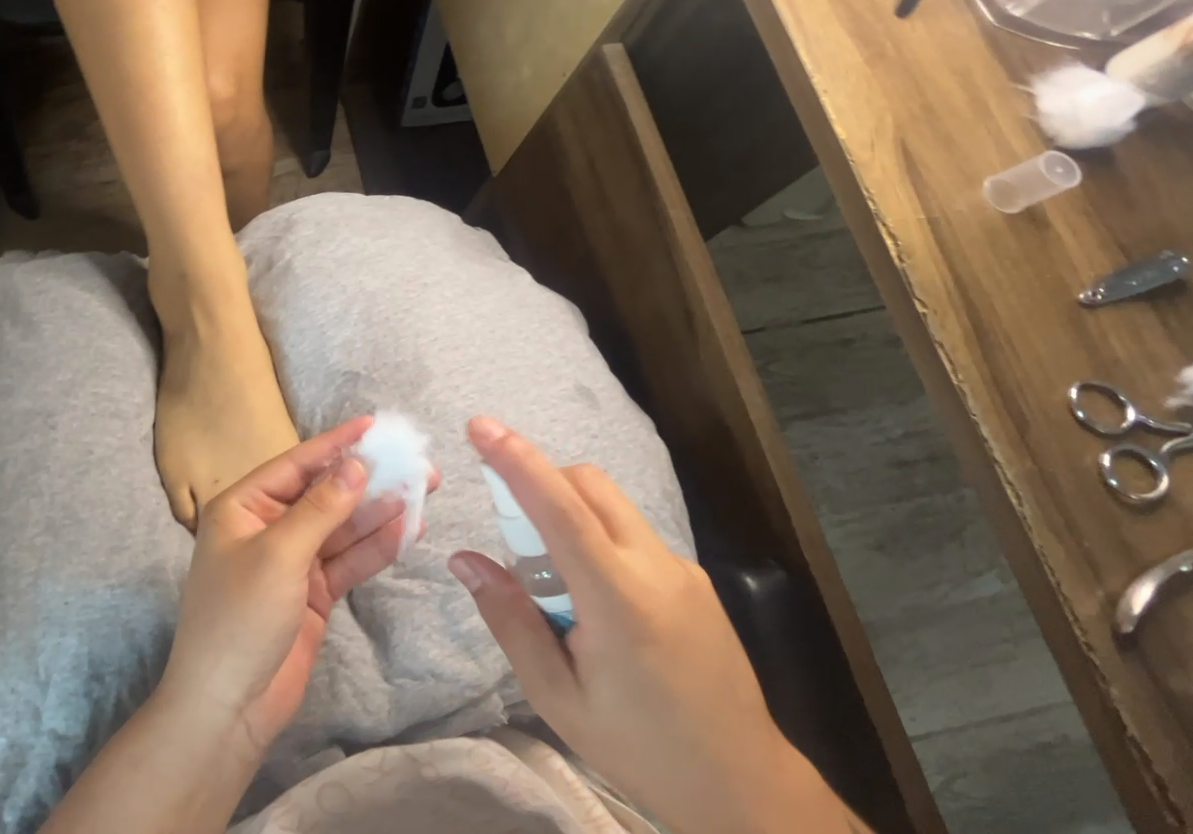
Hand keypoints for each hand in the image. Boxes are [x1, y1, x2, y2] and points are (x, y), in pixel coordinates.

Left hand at [158, 417, 437, 756]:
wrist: (228, 706)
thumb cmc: (240, 618)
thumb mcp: (279, 555)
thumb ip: (321, 508)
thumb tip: (356, 464)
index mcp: (242, 507)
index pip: (296, 465)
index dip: (337, 444)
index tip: (376, 426)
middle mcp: (267, 527)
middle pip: (325, 494)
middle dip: (369, 480)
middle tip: (419, 465)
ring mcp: (292, 561)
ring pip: (342, 527)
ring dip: (380, 512)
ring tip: (424, 491)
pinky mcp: (312, 593)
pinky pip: (348, 560)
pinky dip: (376, 547)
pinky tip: (409, 529)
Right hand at [448, 417, 859, 833]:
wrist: (743, 784)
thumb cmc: (639, 746)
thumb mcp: (557, 694)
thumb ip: (510, 619)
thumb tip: (465, 560)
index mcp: (619, 598)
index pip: (559, 508)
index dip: (516, 460)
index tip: (480, 425)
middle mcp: (656, 567)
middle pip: (589, 485)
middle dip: (540, 481)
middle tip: (509, 532)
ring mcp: (683, 570)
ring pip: (613, 506)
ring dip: (568, 514)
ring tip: (553, 588)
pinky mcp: (696, 581)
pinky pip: (633, 535)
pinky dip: (598, 540)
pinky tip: (594, 606)